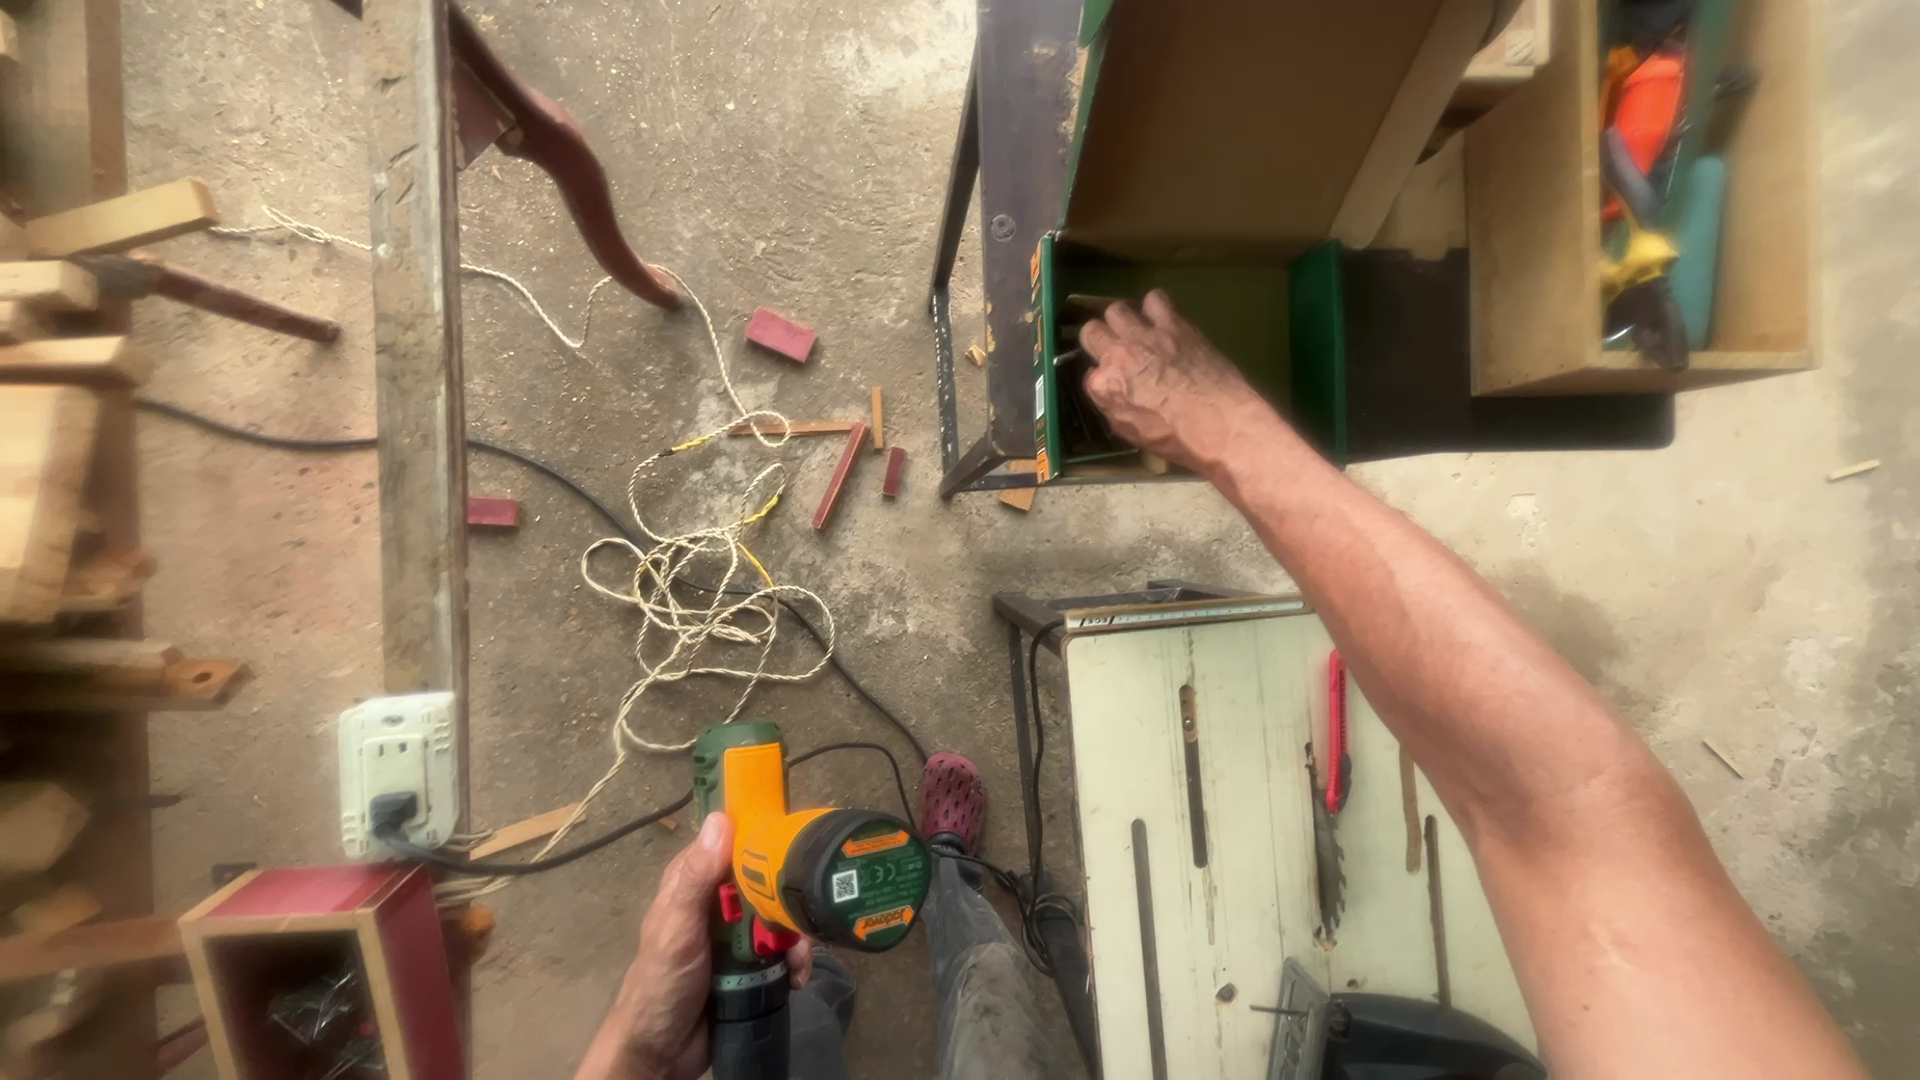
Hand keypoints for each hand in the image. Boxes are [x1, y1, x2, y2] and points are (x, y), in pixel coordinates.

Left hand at [573, 813, 814, 1079]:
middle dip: (788, 899)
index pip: (734, 841)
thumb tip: (721, 819)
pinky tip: (798, 975)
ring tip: (800, 959)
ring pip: (780, 914)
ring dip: (796, 936)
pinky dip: (795, 960)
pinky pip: (785, 948)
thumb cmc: (660, 984)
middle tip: (801, 916)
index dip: (764, 838)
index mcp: (695, 879)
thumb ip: (697, 878)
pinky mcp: (754, 960)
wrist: (661, 1053)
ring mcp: (738, 930)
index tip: (794, 841)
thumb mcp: (676, 928)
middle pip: (766, 879)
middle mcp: (720, 898)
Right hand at [1077, 289, 1277, 470]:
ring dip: (1123, 320)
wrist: (1220, 421)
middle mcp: (1118, 354)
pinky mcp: (1173, 323)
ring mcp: (1145, 335)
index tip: (1113, 383)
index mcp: (1104, 385)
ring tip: (1137, 331)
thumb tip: (1108, 390)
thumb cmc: (1176, 437)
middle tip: (1116, 350)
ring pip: (1117, 309)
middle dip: (1100, 339)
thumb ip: (1112, 406)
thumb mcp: (1131, 433)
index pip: (1089, 373)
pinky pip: (1154, 299)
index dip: (1102, 378)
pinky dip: (1154, 308)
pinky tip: (1161, 321)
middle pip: (1092, 331)